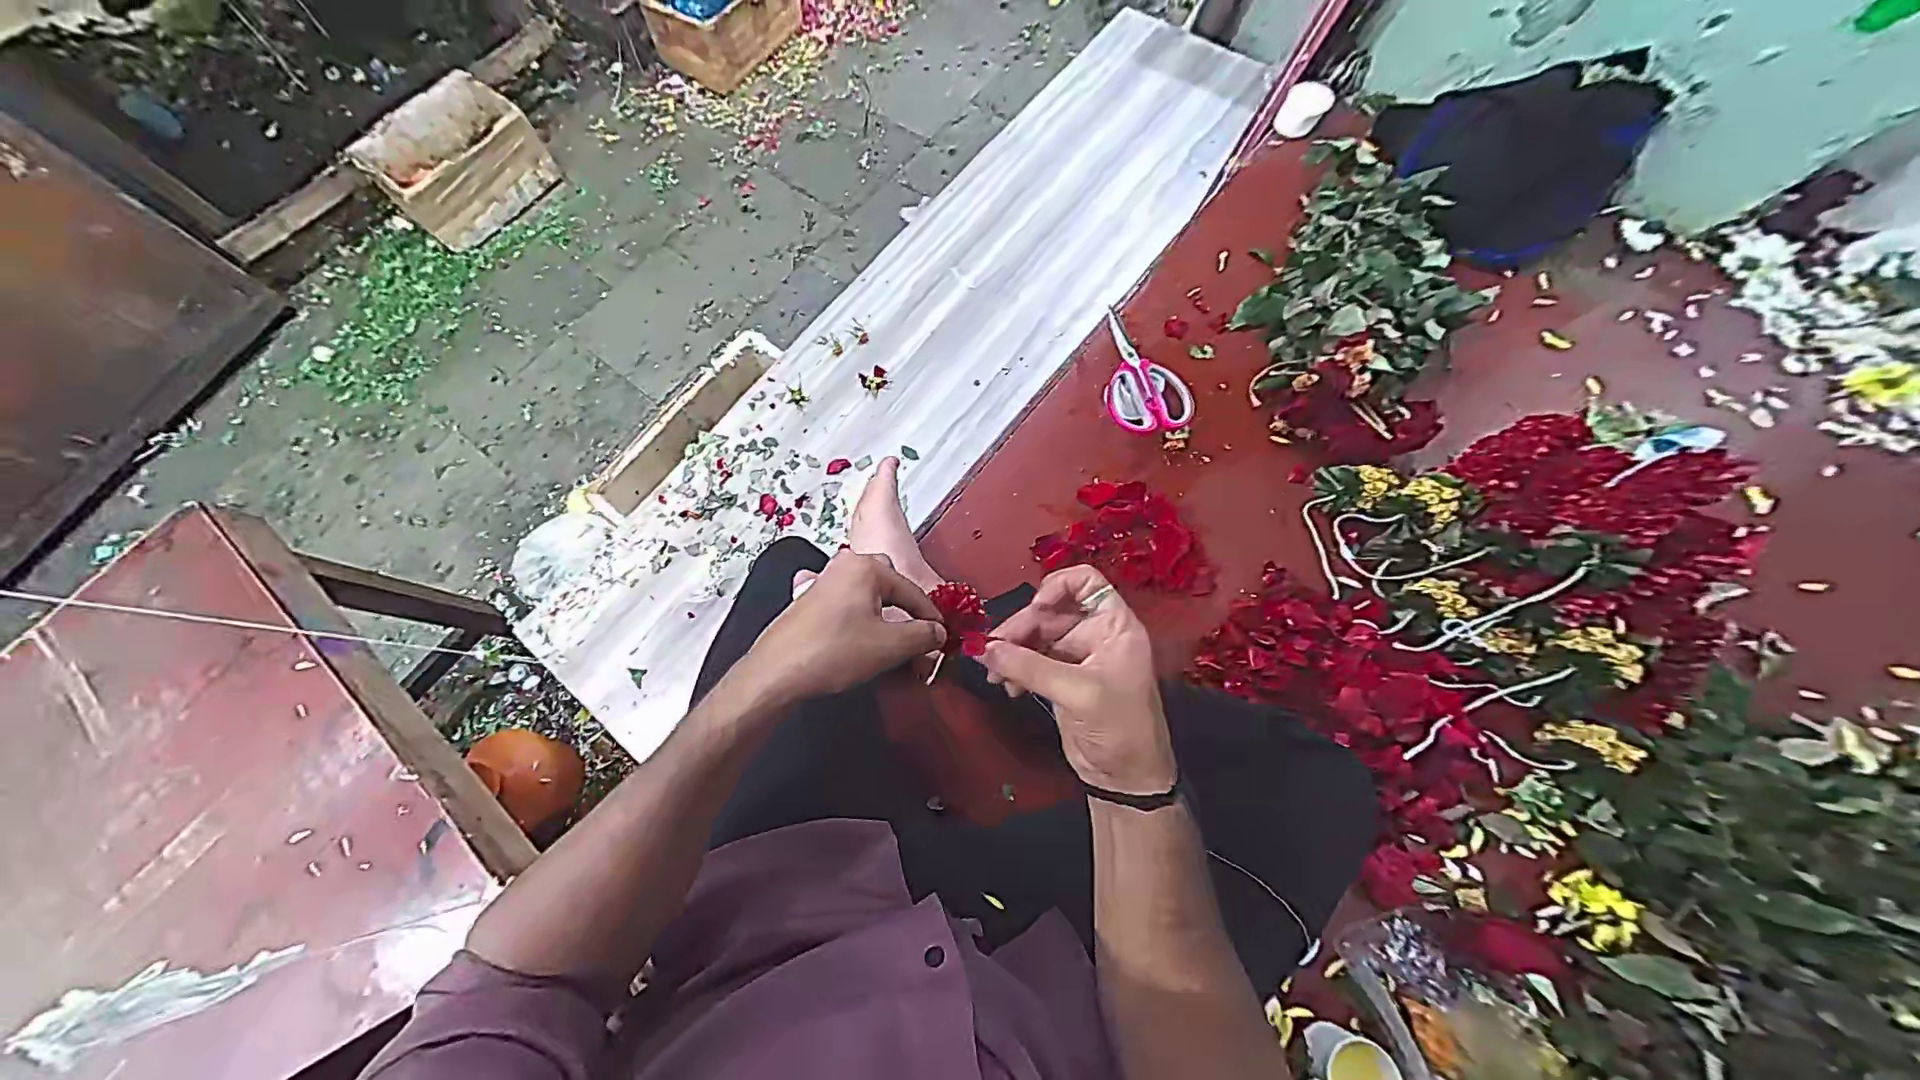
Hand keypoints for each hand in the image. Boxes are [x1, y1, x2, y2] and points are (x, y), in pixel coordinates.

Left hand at [736, 550, 945, 707]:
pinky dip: (856, 616)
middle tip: (916, 632)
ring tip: (889, 639)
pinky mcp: (806, 601)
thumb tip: (937, 632)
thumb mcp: (891, 646)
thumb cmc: (830, 653)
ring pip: (865, 592)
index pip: (912, 590)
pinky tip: (854, 635)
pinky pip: (842, 602)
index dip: (931, 616)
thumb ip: (923, 636)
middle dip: (905, 607)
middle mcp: (842, 566)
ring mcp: (821, 582)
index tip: (941, 635)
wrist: (776, 673)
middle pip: (889, 583)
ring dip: (881, 613)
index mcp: (866, 568)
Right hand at [981, 566, 1175, 795]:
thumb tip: (982, 649)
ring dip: (1011, 650)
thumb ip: (1029, 667)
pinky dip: (1014, 668)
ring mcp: (1077, 656)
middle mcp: (1096, 634)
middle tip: (993, 650)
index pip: (1086, 582)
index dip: (1057, 587)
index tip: (1034, 609)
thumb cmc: (1120, 729)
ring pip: (1036, 636)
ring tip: (994, 674)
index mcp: (1114, 626)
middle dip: (1021, 628)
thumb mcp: (1078, 693)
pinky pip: (1031, 660)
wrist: (1126, 780)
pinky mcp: (1062, 678)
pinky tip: (1006, 686)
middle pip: (1051, 611)